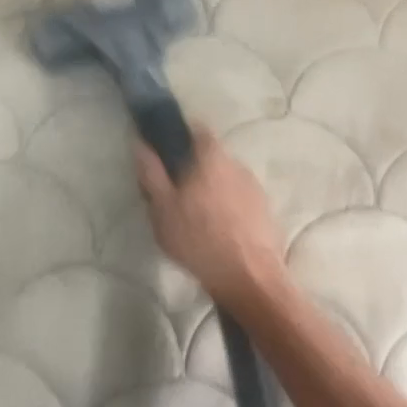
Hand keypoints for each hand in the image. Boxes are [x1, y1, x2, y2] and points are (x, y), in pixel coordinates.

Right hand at [133, 124, 288, 308]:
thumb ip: (151, 172)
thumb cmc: (198, 239)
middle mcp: (237, 164)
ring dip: (211, 188)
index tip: (165, 153)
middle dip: (193, 168)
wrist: (249, 278)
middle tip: (174, 192)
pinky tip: (218, 230)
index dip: (180, 135)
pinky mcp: (265, 210)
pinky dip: (227, 206)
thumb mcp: (162, 208)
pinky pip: (239, 198)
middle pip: (211, 156)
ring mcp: (255, 187)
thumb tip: (140, 142)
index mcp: (211, 157)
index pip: (197, 129)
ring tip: (196, 216)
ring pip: (226, 178)